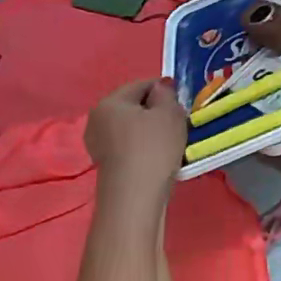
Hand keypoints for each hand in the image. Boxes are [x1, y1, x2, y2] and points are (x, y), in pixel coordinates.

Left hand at [86, 78, 187, 193]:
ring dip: (150, 128)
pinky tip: (157, 154)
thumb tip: (160, 88)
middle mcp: (97, 118)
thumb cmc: (154, 147)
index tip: (183, 102)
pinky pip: (127, 143)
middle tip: (178, 121)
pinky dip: (143, 144)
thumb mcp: (169, 113)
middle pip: (133, 105)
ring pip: (131, 125)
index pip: (142, 84)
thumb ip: (166, 94)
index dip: (165, 89)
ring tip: (170, 140)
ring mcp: (97, 142)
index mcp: (110, 101)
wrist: (135, 195)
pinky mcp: (104, 161)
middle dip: (156, 109)